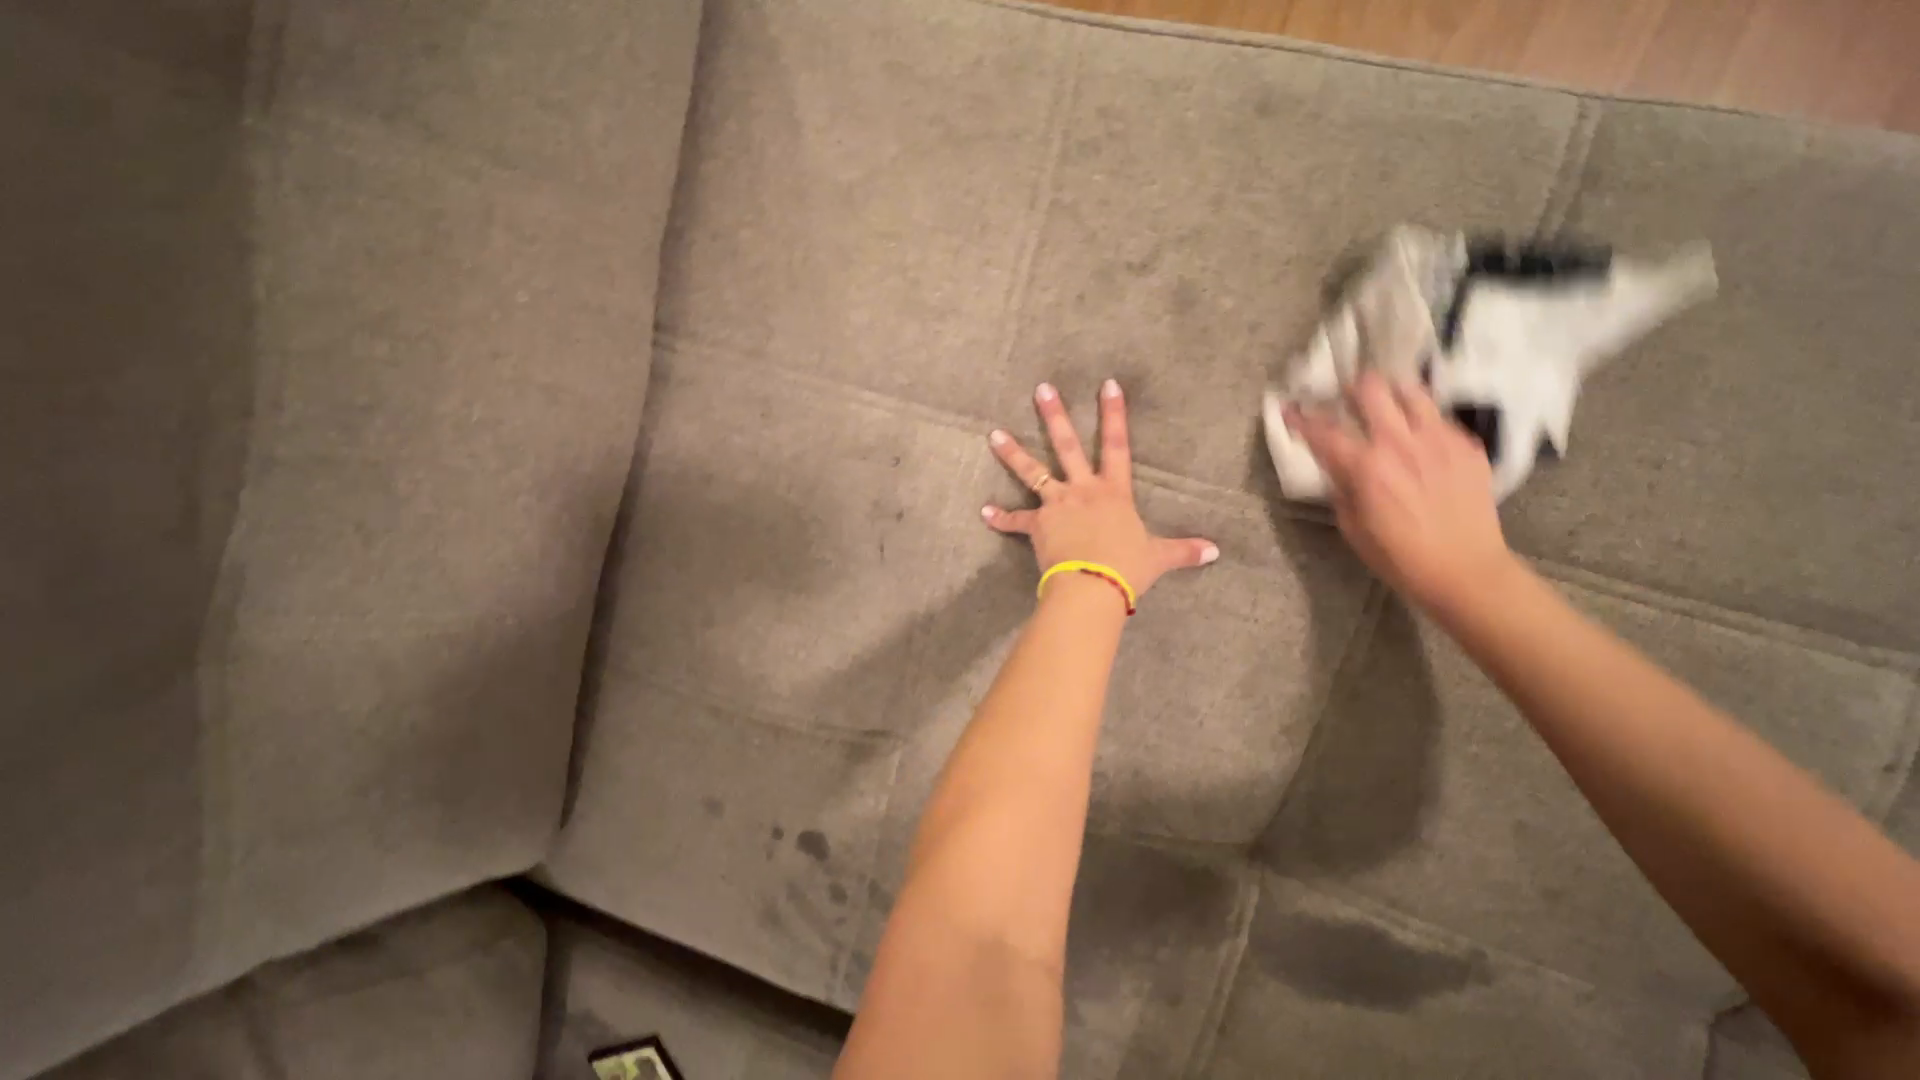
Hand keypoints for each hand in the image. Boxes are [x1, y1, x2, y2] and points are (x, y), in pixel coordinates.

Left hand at [983, 380, 1218, 602]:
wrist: (1093, 586)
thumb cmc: (1127, 568)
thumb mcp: (1159, 557)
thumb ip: (1184, 550)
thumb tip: (1214, 552)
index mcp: (1114, 492)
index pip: (1117, 445)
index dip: (1114, 414)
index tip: (1107, 385)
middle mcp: (1083, 490)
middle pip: (1066, 445)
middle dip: (1054, 415)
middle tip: (1041, 389)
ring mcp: (1057, 505)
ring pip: (1032, 472)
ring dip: (1012, 453)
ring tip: (993, 435)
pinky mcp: (1037, 526)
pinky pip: (1015, 521)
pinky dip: (1000, 518)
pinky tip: (984, 512)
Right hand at [1286, 372, 1518, 613]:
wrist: (1465, 570)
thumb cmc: (1400, 557)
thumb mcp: (1353, 527)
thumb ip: (1342, 489)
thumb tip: (1338, 468)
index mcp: (1367, 467)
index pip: (1323, 430)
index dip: (1301, 417)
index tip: (1289, 409)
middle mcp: (1401, 443)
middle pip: (1371, 388)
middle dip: (1352, 389)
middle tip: (1348, 399)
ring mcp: (1439, 439)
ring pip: (1412, 391)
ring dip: (1393, 394)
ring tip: (1388, 407)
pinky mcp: (1467, 446)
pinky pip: (1440, 419)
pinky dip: (1424, 423)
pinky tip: (1422, 443)